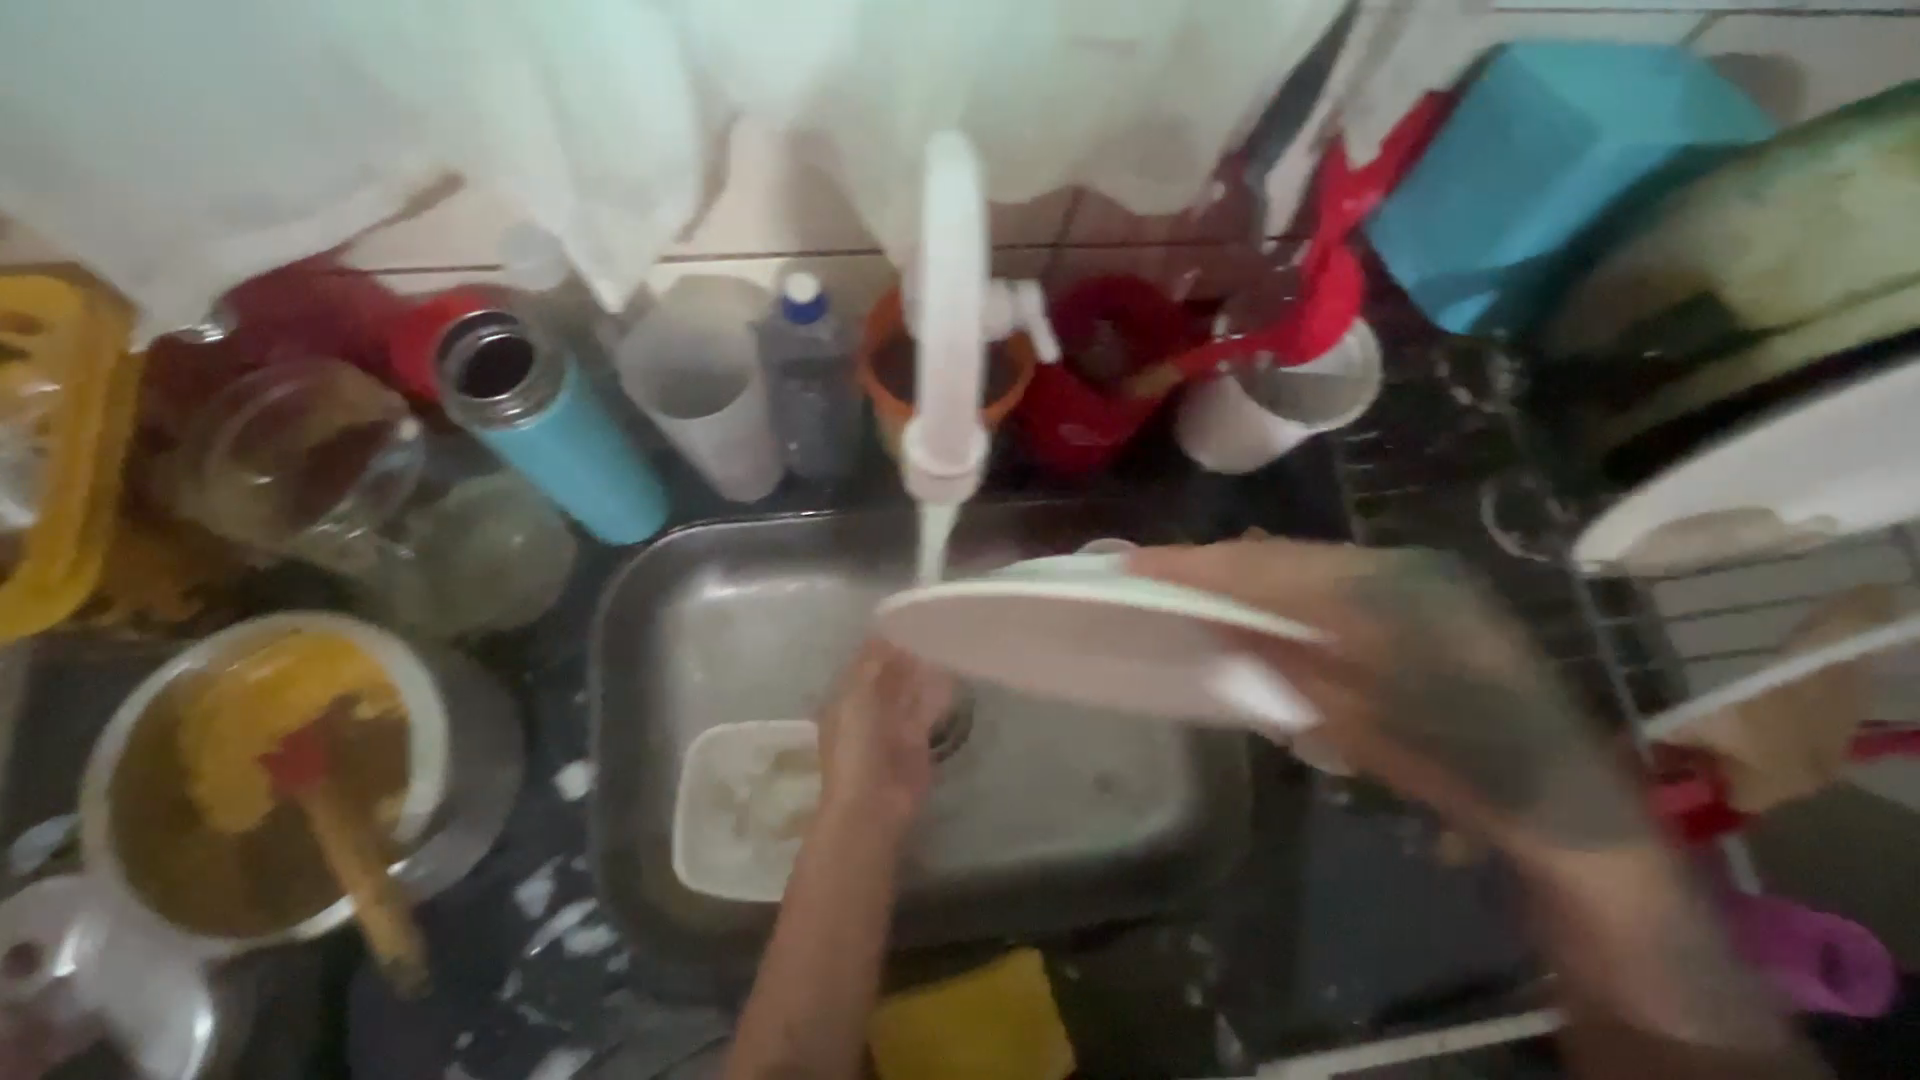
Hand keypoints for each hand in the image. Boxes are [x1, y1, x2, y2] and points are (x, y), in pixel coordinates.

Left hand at [814, 639, 955, 831]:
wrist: (873, 804)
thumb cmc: (856, 747)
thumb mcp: (856, 698)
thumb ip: (870, 665)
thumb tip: (882, 635)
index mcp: (845, 700)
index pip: (864, 664)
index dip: (882, 644)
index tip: (906, 619)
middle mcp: (868, 710)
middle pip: (888, 677)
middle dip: (905, 656)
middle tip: (932, 627)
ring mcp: (893, 727)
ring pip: (909, 692)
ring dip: (923, 673)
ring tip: (945, 644)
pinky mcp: (917, 742)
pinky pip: (928, 711)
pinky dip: (938, 694)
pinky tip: (953, 674)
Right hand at [1130, 540, 1649, 852]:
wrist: (1556, 796)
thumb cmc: (1450, 767)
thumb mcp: (1351, 721)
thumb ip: (1280, 660)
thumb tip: (1217, 619)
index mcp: (1380, 596)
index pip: (1266, 569)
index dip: (1196, 566)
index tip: (1134, 564)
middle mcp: (1398, 567)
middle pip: (1283, 554)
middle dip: (1215, 562)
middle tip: (1154, 570)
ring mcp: (1417, 575)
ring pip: (1307, 560)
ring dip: (1250, 572)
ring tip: (1194, 582)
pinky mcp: (1427, 591)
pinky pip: (1335, 574)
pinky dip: (1288, 585)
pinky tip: (1262, 599)